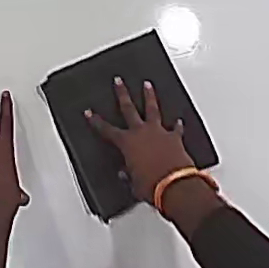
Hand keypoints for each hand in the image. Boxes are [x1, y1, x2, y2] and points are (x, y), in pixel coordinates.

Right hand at [84, 77, 194, 204]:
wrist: (175, 186)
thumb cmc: (152, 186)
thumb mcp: (134, 184)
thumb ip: (128, 175)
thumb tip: (125, 174)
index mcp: (127, 144)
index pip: (107, 130)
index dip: (96, 121)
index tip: (89, 112)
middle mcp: (141, 133)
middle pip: (129, 108)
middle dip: (122, 94)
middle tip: (119, 81)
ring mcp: (159, 132)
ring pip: (152, 109)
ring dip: (149, 96)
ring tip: (147, 85)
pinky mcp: (174, 138)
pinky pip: (175, 129)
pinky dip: (177, 125)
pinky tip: (179, 120)